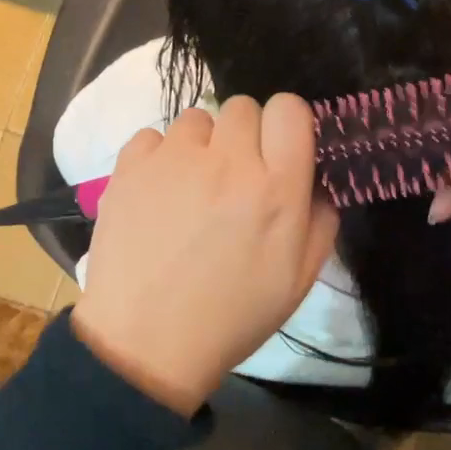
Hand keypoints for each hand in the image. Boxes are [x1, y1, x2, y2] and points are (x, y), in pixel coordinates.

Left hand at [72, 94, 338, 414]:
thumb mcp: (300, 279)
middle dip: (246, 136)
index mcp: (277, 188)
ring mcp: (173, 160)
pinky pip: (154, 135)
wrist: (149, 343)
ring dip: (203, 145)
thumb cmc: (234, 316)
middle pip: (244, 106)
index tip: (281, 154)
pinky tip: (161, 195)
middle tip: (237, 179)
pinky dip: (161, 157)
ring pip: (198, 118)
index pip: (291, 108)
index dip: (288, 127)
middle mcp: (228, 161)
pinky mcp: (129, 167)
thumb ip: (321, 220)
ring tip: (194, 189)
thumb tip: (316, 182)